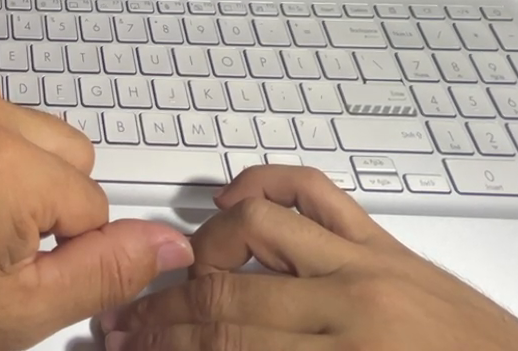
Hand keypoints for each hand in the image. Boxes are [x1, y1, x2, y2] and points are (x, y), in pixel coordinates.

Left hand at [0, 74, 193, 350]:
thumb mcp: (23, 309)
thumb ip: (109, 272)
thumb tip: (170, 245)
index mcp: (10, 162)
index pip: (95, 201)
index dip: (64, 246)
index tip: (13, 263)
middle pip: (70, 151)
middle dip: (47, 198)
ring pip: (32, 125)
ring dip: (18, 164)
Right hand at [97, 165, 517, 349]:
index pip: (231, 343)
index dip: (171, 344)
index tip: (135, 347)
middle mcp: (357, 307)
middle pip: (229, 295)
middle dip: (166, 313)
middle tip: (130, 324)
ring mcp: (372, 262)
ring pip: (255, 228)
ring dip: (203, 249)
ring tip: (180, 273)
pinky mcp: (386, 241)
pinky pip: (312, 187)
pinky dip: (262, 183)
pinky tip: (231, 201)